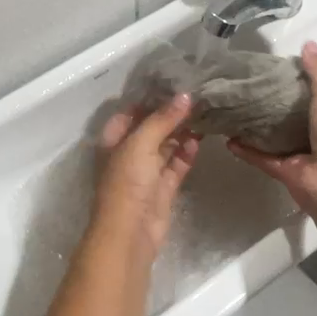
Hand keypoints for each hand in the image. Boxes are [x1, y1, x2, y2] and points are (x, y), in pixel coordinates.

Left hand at [91, 94, 199, 255]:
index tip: (172, 82)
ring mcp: (145, 173)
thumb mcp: (140, 144)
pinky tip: (198, 139)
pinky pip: (176, 165)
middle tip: (195, 96)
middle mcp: (128, 154)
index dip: (148, 98)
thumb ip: (162, 119)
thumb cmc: (126, 183)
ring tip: (202, 114)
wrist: (129, 233)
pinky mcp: (162, 189)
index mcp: (113, 141)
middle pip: (150, 128)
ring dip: (181, 132)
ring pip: (165, 146)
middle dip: (169, 114)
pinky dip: (186, 153)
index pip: (129, 112)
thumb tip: (186, 96)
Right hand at [229, 42, 316, 215]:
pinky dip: (245, 149)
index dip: (298, 79)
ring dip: (256, 126)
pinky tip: (226, 138)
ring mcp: (302, 154)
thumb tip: (308, 44)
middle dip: (273, 102)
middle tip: (245, 85)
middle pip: (293, 114)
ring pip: (275, 136)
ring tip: (231, 108)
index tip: (273, 68)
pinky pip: (261, 157)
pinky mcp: (285, 171)